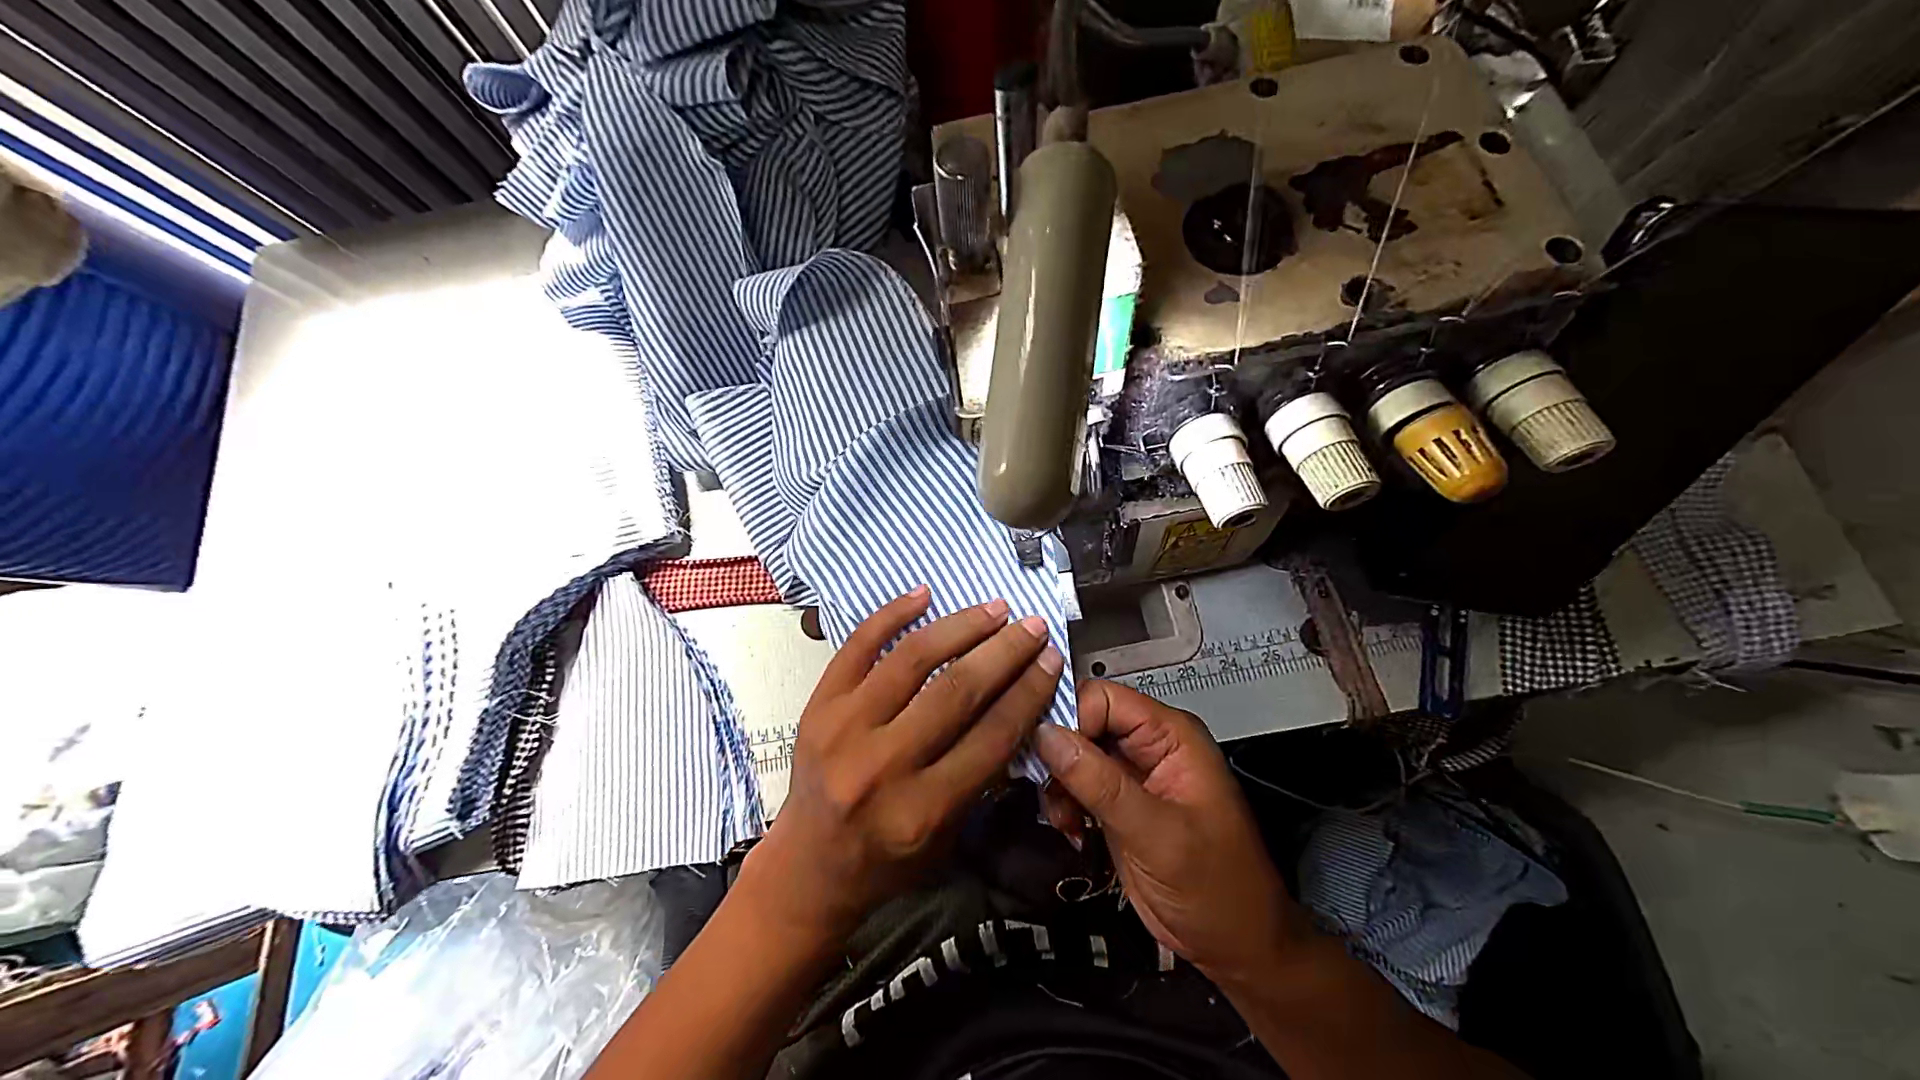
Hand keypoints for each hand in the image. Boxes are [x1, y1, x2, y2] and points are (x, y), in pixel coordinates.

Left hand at [744, 586, 1064, 936]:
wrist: (807, 866)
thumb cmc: (885, 859)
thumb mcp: (947, 836)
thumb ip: (983, 775)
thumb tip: (1020, 704)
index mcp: (921, 810)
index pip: (992, 735)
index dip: (1029, 691)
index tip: (1051, 660)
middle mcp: (881, 766)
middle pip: (957, 691)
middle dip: (1005, 652)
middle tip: (1032, 627)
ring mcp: (843, 729)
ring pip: (913, 659)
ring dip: (961, 627)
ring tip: (994, 609)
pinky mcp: (818, 705)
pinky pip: (858, 645)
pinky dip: (892, 614)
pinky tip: (924, 595)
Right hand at [1034, 681, 1304, 985]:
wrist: (1234, 945)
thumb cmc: (1218, 888)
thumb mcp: (1157, 834)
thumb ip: (1100, 783)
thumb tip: (1049, 737)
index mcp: (1172, 736)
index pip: (1104, 699)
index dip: (1069, 718)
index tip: (1044, 751)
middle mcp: (1150, 747)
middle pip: (1083, 721)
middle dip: (1058, 754)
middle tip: (1046, 788)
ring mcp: (1131, 775)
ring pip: (1073, 753)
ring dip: (1058, 783)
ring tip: (1063, 817)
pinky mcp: (1117, 802)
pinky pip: (1076, 783)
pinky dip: (1064, 803)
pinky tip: (1071, 828)